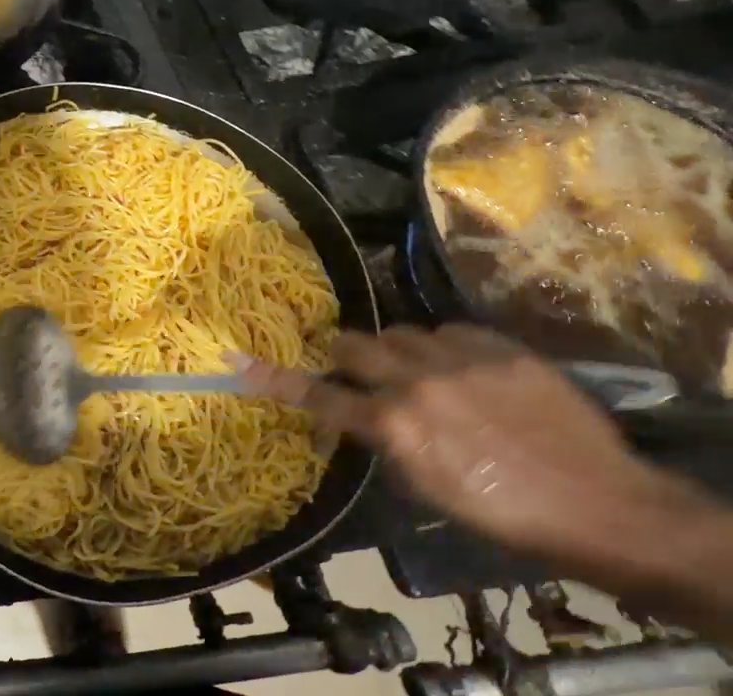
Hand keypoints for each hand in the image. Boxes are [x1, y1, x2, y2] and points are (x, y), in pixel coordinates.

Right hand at [240, 324, 668, 555]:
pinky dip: (445, 347)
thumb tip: (354, 417)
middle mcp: (418, 384)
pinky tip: (464, 369)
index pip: (317, 395)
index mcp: (394, 426)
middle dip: (347, 356)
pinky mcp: (503, 351)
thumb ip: (382, 441)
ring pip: (401, 333)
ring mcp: (463, 362)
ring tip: (422, 374)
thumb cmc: (504, 512)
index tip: (238, 361)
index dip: (273, 379)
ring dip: (398, 352)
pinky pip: (450, 331)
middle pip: (353, 345)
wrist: (605, 507)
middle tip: (358, 371)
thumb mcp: (425, 486)